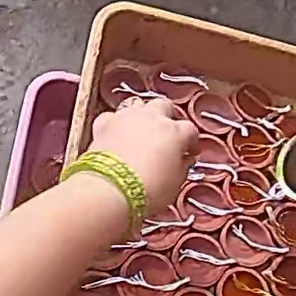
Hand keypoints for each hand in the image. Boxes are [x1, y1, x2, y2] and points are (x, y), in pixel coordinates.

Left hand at [87, 96, 198, 212]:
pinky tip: (116, 136)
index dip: (191, 141)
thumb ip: (182, 167)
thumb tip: (183, 160)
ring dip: (142, 116)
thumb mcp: (175, 185)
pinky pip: (112, 116)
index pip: (190, 130)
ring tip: (141, 132)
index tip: (189, 152)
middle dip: (167, 117)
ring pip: (138, 105)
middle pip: (164, 106)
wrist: (110, 190)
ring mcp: (127, 117)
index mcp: (176, 132)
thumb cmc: (148, 191)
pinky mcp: (104, 124)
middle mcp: (152, 117)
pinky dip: (115, 124)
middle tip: (166, 135)